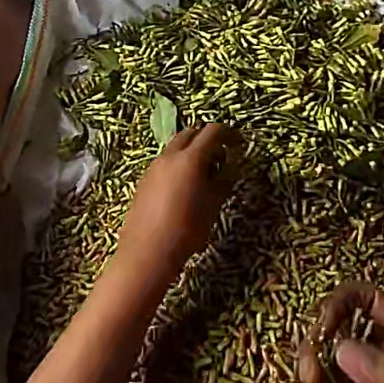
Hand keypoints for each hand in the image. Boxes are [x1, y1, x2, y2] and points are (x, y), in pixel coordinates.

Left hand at [117, 122, 239, 276]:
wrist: (147, 250)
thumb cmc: (187, 229)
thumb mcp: (214, 204)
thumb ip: (224, 179)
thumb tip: (231, 165)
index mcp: (190, 158)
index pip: (212, 132)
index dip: (228, 133)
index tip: (238, 142)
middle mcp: (170, 156)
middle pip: (190, 133)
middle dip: (207, 137)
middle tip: (221, 154)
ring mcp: (154, 167)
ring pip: (175, 147)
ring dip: (191, 150)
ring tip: (204, 171)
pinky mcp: (144, 180)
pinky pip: (165, 162)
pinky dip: (178, 163)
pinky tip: (184, 185)